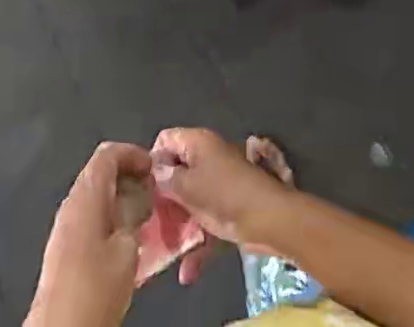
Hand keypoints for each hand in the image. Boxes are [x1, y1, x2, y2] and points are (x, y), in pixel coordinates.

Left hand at [27, 142, 152, 326]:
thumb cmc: (96, 286)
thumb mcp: (127, 247)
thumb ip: (134, 212)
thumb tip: (141, 194)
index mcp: (86, 196)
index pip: (108, 154)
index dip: (133, 154)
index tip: (154, 168)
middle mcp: (71, 204)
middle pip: (100, 172)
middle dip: (129, 175)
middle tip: (153, 191)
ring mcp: (64, 226)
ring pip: (96, 195)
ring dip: (121, 197)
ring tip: (146, 215)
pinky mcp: (63, 247)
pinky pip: (90, 216)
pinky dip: (111, 215)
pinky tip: (127, 238)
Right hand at [151, 128, 300, 275]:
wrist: (268, 219)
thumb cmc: (224, 194)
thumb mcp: (188, 185)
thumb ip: (166, 178)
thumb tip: (154, 171)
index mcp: (197, 143)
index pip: (166, 139)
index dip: (153, 160)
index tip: (144, 187)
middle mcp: (206, 158)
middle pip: (175, 172)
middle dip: (162, 198)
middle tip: (149, 221)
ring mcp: (216, 185)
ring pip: (188, 201)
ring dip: (177, 225)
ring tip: (164, 248)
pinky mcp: (225, 208)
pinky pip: (205, 221)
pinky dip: (197, 244)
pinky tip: (187, 273)